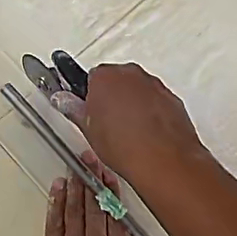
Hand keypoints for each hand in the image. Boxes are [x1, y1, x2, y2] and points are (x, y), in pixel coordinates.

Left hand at [19, 152, 181, 235]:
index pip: (118, 223)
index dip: (116, 198)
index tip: (114, 177)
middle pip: (96, 210)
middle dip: (95, 182)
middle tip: (94, 158)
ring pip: (76, 212)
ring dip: (76, 187)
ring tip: (77, 165)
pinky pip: (55, 224)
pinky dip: (56, 204)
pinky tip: (58, 188)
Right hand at [51, 63, 208, 183]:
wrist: (163, 160)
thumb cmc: (127, 146)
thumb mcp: (88, 131)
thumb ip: (75, 109)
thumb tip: (65, 102)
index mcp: (106, 77)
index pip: (92, 78)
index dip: (90, 96)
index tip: (90, 109)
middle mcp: (131, 75)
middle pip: (116, 80)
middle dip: (112, 97)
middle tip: (107, 122)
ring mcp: (154, 85)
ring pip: (138, 89)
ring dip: (133, 103)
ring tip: (128, 131)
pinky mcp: (171, 98)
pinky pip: (156, 100)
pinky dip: (152, 111)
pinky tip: (146, 133)